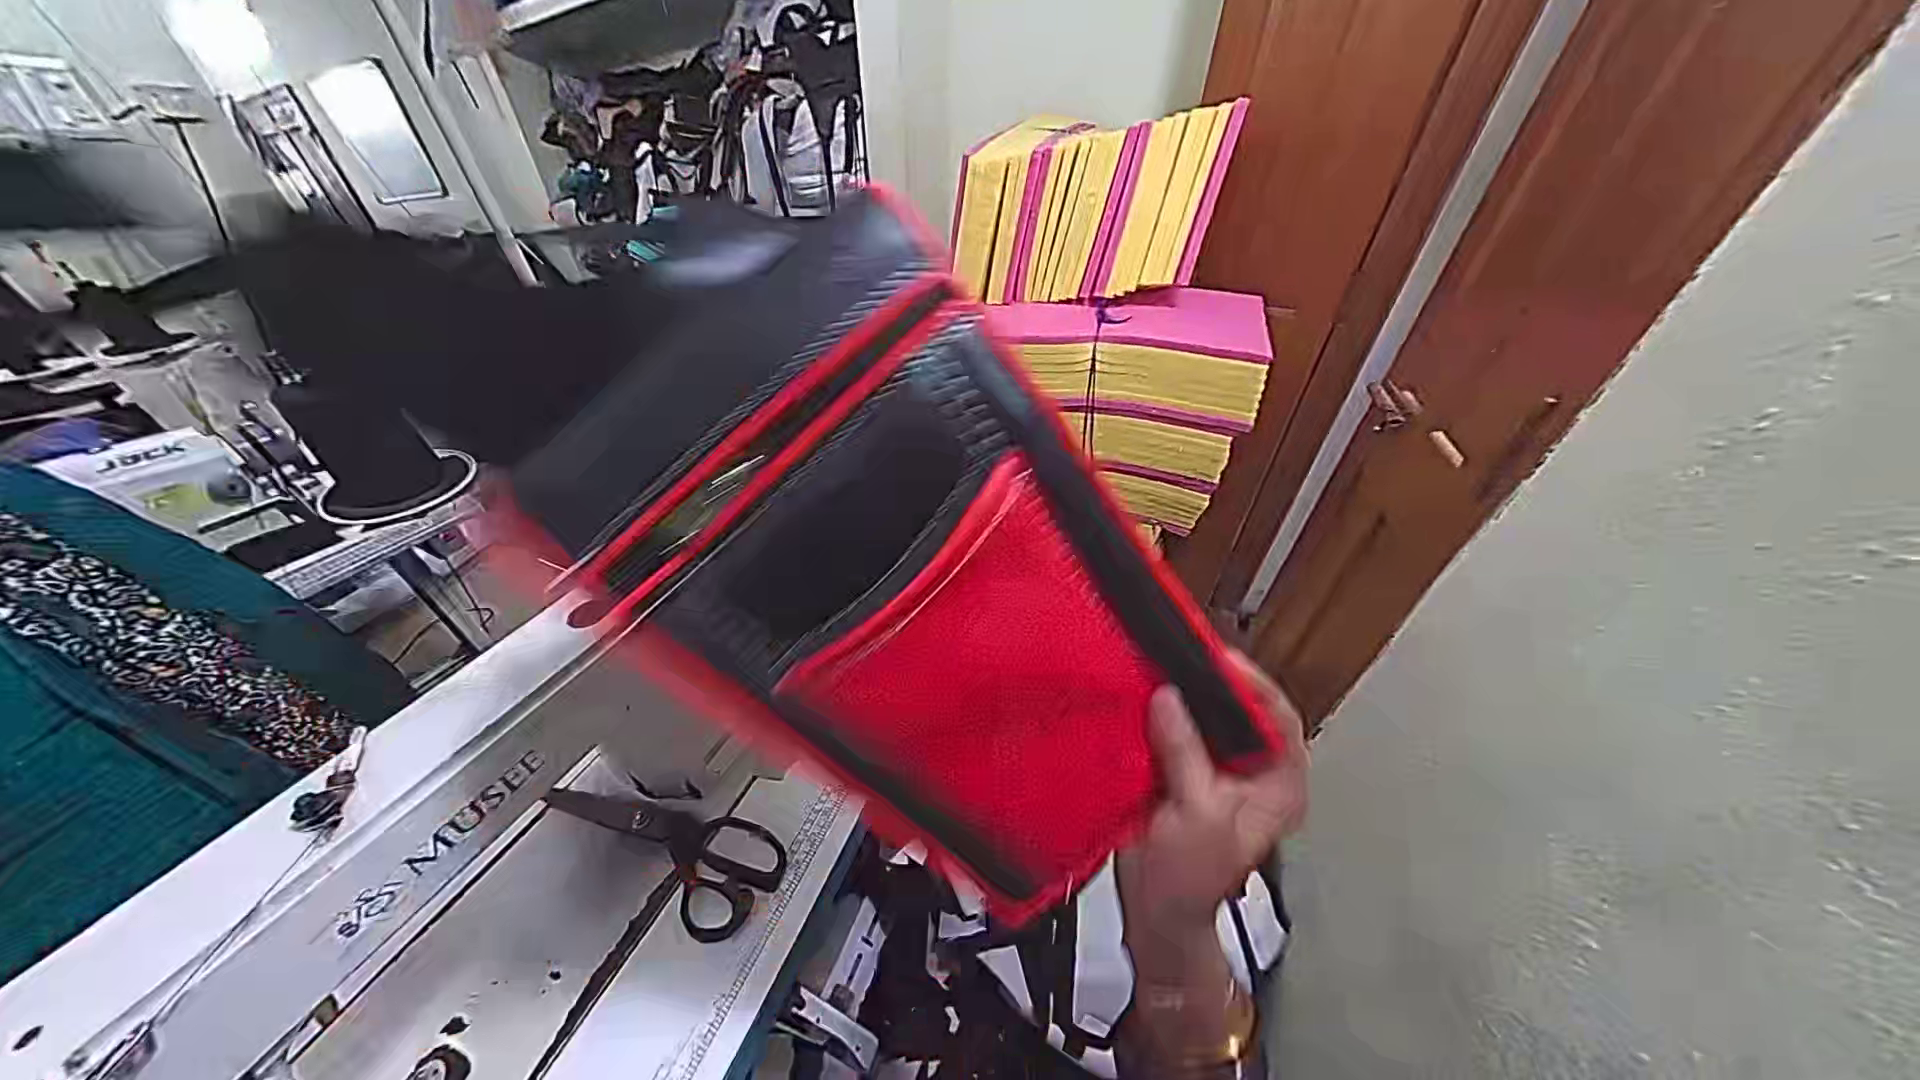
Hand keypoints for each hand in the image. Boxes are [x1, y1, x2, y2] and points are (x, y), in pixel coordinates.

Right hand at [1118, 652, 1308, 941]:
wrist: (1155, 908)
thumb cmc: (1190, 876)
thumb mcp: (1197, 814)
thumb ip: (1185, 752)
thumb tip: (1168, 696)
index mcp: (1277, 785)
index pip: (1279, 720)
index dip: (1254, 686)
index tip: (1220, 659)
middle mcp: (1251, 769)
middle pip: (1240, 710)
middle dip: (1213, 680)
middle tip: (1183, 650)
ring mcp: (1215, 766)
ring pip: (1205, 716)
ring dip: (1183, 692)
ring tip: (1162, 661)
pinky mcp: (1182, 765)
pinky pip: (1174, 727)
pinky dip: (1159, 709)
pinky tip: (1142, 690)